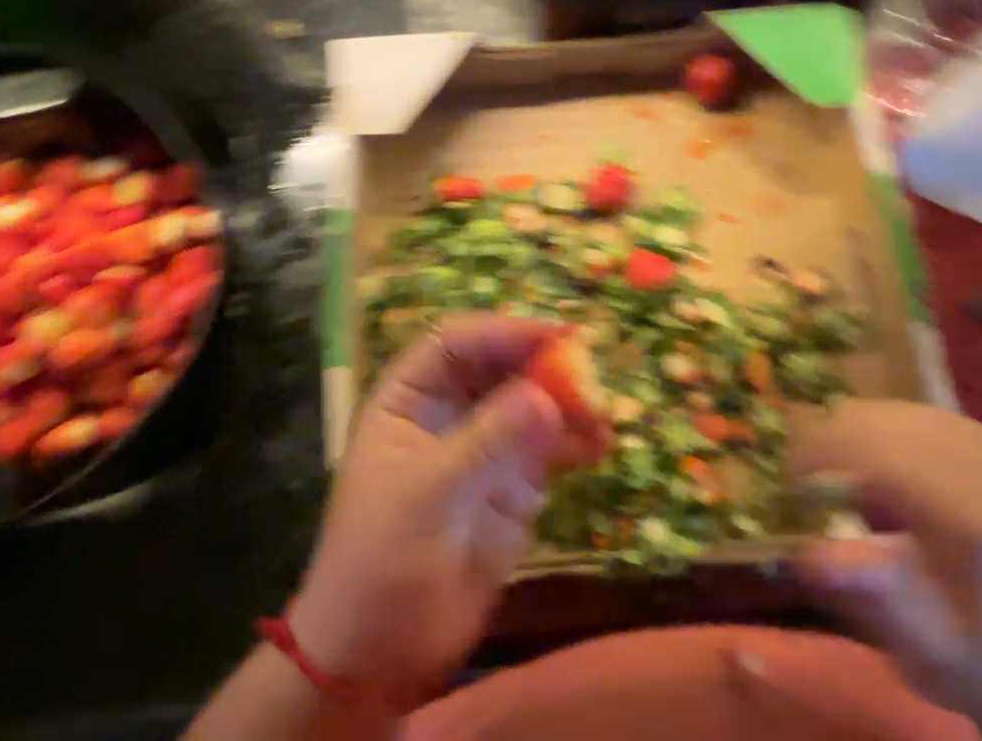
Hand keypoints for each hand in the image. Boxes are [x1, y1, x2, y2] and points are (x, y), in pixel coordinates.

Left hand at [290, 314, 567, 705]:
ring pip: (531, 405)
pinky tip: (601, 445)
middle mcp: (447, 414)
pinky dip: (576, 442)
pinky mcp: (512, 488)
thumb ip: (487, 442)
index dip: (503, 332)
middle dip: (544, 365)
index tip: (556, 335)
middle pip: (500, 367)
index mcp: (407, 401)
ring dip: (567, 403)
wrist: (379, 650)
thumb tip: (546, 396)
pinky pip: (549, 449)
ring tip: (602, 415)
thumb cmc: (380, 560)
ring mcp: (483, 450)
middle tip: (590, 376)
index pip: (455, 344)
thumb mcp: (427, 493)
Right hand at [777, 400, 981, 740]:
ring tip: (838, 482)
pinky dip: (887, 438)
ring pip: (900, 411)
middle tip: (804, 487)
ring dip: (856, 438)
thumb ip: (878, 598)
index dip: (818, 453)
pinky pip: (925, 419)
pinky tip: (882, 478)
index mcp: (980, 511)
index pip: (876, 446)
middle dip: (829, 442)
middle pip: (883, 420)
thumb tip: (809, 554)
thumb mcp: (931, 656)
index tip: (787, 487)